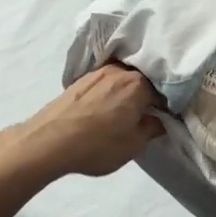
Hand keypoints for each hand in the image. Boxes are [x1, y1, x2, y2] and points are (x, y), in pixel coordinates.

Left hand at [17, 65, 163, 176]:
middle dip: (148, 94)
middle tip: (147, 113)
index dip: (168, 105)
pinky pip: (104, 81)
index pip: (165, 91)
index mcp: (139, 84)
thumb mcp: (133, 145)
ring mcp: (98, 72)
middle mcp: (121, 71)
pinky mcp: (80, 80)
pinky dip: (110, 91)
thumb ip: (152, 128)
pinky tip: (105, 106)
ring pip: (123, 79)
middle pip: (143, 79)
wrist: (46, 143)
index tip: (166, 117)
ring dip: (127, 91)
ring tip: (125, 110)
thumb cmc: (96, 145)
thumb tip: (159, 119)